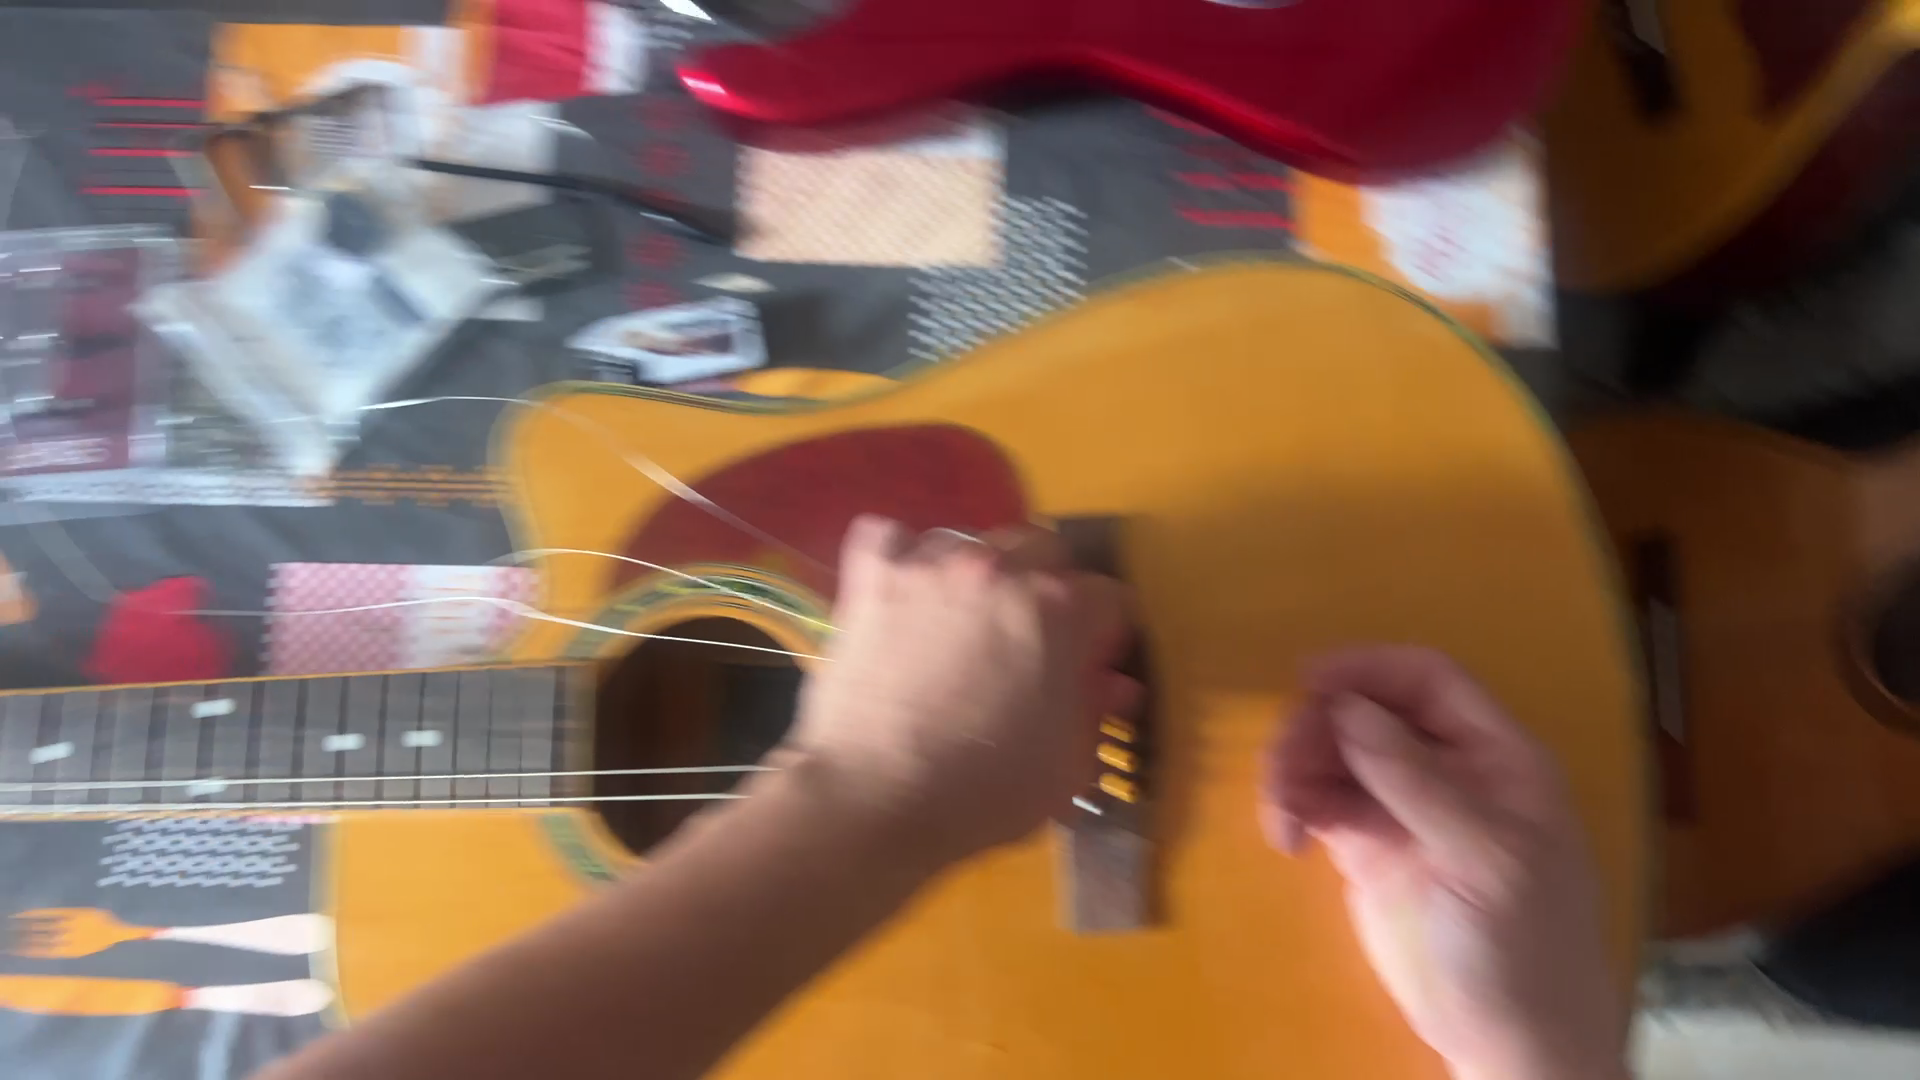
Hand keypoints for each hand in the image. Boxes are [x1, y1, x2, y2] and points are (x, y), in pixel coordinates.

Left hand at [786, 515, 1133, 863]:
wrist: (873, 798)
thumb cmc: (981, 792)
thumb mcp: (1065, 766)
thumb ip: (1094, 710)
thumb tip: (1114, 683)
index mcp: (1059, 610)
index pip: (1107, 597)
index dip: (1102, 634)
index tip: (1086, 661)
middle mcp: (1000, 568)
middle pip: (1045, 549)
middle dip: (1047, 587)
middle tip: (1027, 636)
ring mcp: (931, 564)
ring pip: (973, 539)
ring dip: (979, 572)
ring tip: (962, 617)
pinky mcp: (873, 575)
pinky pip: (891, 536)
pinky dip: (902, 556)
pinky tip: (903, 588)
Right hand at [1260, 647, 1624, 1079]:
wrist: (1500, 1042)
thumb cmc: (1520, 949)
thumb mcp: (1484, 860)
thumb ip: (1418, 780)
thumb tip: (1347, 708)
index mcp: (1491, 756)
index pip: (1426, 679)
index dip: (1367, 668)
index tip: (1307, 681)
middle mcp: (1440, 766)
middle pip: (1360, 711)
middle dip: (1314, 732)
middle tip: (1282, 772)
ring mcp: (1395, 801)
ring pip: (1327, 750)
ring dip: (1292, 770)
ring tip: (1280, 819)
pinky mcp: (1359, 836)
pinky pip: (1311, 794)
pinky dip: (1289, 805)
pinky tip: (1285, 839)